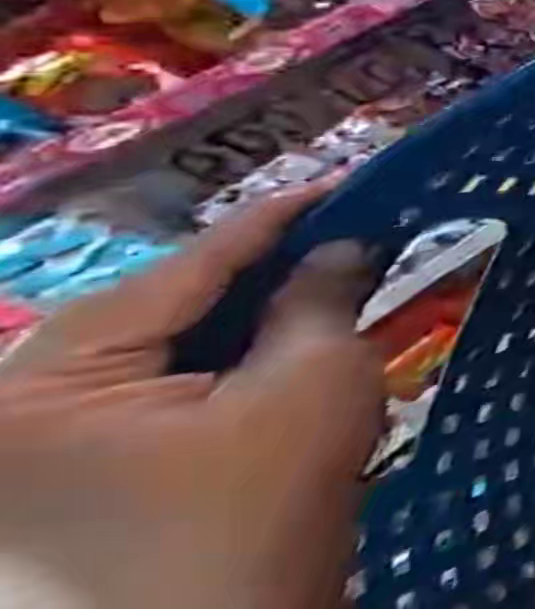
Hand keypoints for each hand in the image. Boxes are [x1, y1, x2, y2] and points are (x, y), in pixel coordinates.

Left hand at [0, 185, 383, 608]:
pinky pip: (146, 389)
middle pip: (158, 307)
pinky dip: (221, 356)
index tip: (347, 182)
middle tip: (347, 232)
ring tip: (324, 275)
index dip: (278, 217)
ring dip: (245, 311)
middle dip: (262, 267)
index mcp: (36, 390)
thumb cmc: (264, 506)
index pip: (182, 269)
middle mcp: (5, 414)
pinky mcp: (59, 481)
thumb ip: (323, 298)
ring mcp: (24, 454)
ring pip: (154, 347)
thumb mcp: (317, 381)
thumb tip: (343, 246)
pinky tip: (280, 336)